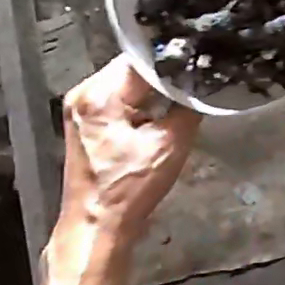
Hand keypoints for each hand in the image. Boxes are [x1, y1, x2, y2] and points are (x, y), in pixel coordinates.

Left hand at [54, 56, 199, 257]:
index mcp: (99, 94)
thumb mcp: (173, 144)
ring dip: (154, 89)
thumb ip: (189, 104)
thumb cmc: (130, 189)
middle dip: (165, 75)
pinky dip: (142, 102)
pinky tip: (161, 113)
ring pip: (129, 81)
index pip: (144, 58)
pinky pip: (121, 97)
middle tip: (195, 81)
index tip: (200, 61)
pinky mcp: (87, 120)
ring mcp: (82, 106)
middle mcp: (84, 93)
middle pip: (134, 66)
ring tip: (182, 97)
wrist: (97, 225)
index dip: (175, 59)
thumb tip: (203, 80)